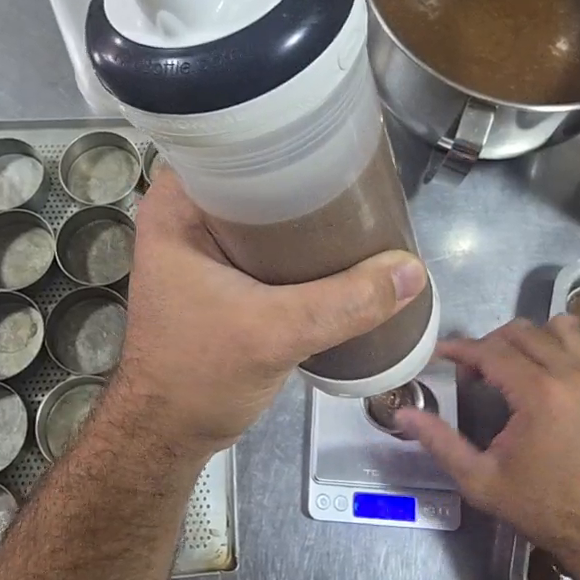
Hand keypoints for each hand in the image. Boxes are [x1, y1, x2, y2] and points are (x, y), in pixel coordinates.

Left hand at [109, 170, 429, 460]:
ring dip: (305, 218)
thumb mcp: (275, 333)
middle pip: (254, 180)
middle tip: (360, 175)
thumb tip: (411, 270)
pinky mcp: (219, 278)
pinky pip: (265, 246)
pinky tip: (339, 251)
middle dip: (306, 180)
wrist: (168, 436)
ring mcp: (201, 249)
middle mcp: (183, 217)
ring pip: (263, 215)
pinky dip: (298, 249)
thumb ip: (345, 303)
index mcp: (175, 207)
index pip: (232, 148)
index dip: (284, 143)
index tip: (337, 144)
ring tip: (359, 207)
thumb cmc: (197, 376)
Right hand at [397, 318, 579, 559]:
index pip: (490, 351)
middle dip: (489, 344)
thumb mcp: (482, 481)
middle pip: (521, 332)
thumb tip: (403, 414)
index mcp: (538, 394)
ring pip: (555, 330)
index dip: (460, 349)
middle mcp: (570, 375)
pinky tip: (540, 375)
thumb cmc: (544, 509)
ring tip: (508, 368)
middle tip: (472, 374)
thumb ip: (440, 443)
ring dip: (525, 340)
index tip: (439, 354)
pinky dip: (555, 347)